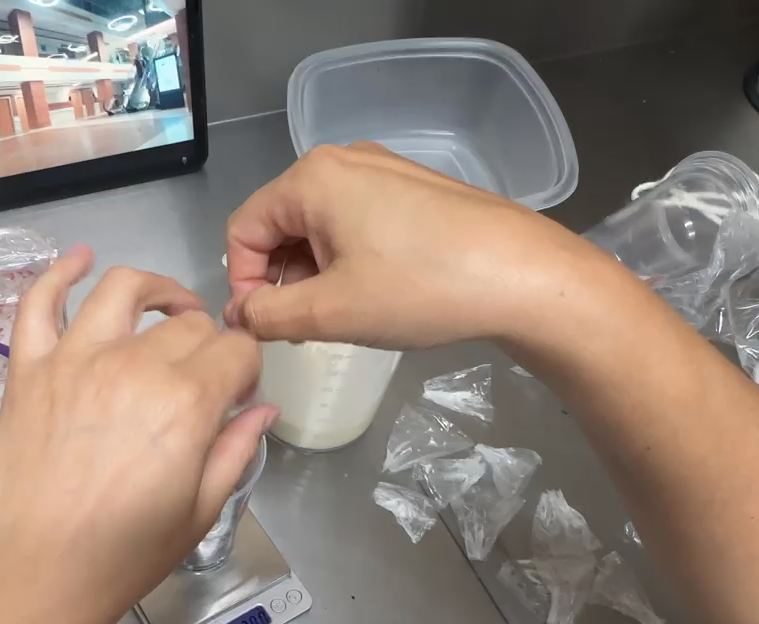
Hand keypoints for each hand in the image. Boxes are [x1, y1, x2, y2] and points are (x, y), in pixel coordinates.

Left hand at [0, 245, 276, 623]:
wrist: (42, 572)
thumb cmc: (127, 554)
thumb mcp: (201, 511)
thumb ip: (236, 450)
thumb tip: (263, 409)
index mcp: (187, 402)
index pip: (236, 350)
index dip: (247, 368)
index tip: (238, 393)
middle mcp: (135, 365)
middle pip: (188, 323)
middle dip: (207, 342)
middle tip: (202, 373)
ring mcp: (75, 359)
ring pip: (124, 289)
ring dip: (156, 290)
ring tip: (166, 308)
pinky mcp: (29, 367)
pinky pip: (41, 301)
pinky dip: (60, 272)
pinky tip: (79, 260)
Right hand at [224, 142, 634, 354]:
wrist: (521, 276)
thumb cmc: (417, 289)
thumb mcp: (328, 312)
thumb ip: (266, 314)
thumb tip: (238, 315)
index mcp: (311, 180)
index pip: (243, 230)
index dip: (242, 283)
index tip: (264, 327)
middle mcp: (341, 162)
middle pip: (277, 225)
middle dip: (279, 279)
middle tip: (302, 327)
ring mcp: (380, 172)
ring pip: (315, 228)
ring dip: (310, 275)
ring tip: (338, 314)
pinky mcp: (409, 191)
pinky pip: (351, 224)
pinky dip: (343, 262)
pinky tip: (369, 294)